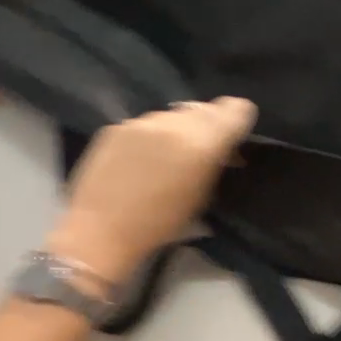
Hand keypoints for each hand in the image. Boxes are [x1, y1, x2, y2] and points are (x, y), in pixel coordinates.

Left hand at [44, 98, 256, 286]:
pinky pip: (146, 124)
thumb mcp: (203, 196)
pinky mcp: (115, 127)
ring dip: (179, 129)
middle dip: (209, 124)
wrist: (100, 231)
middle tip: (204, 148)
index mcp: (202, 144)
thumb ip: (217, 163)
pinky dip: (152, 136)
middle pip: (204, 109)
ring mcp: (141, 122)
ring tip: (170, 155)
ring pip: (174, 115)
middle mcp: (173, 124)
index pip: (234, 109)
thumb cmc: (161, 224)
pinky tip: (143, 159)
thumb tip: (225, 150)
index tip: (236, 132)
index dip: (239, 117)